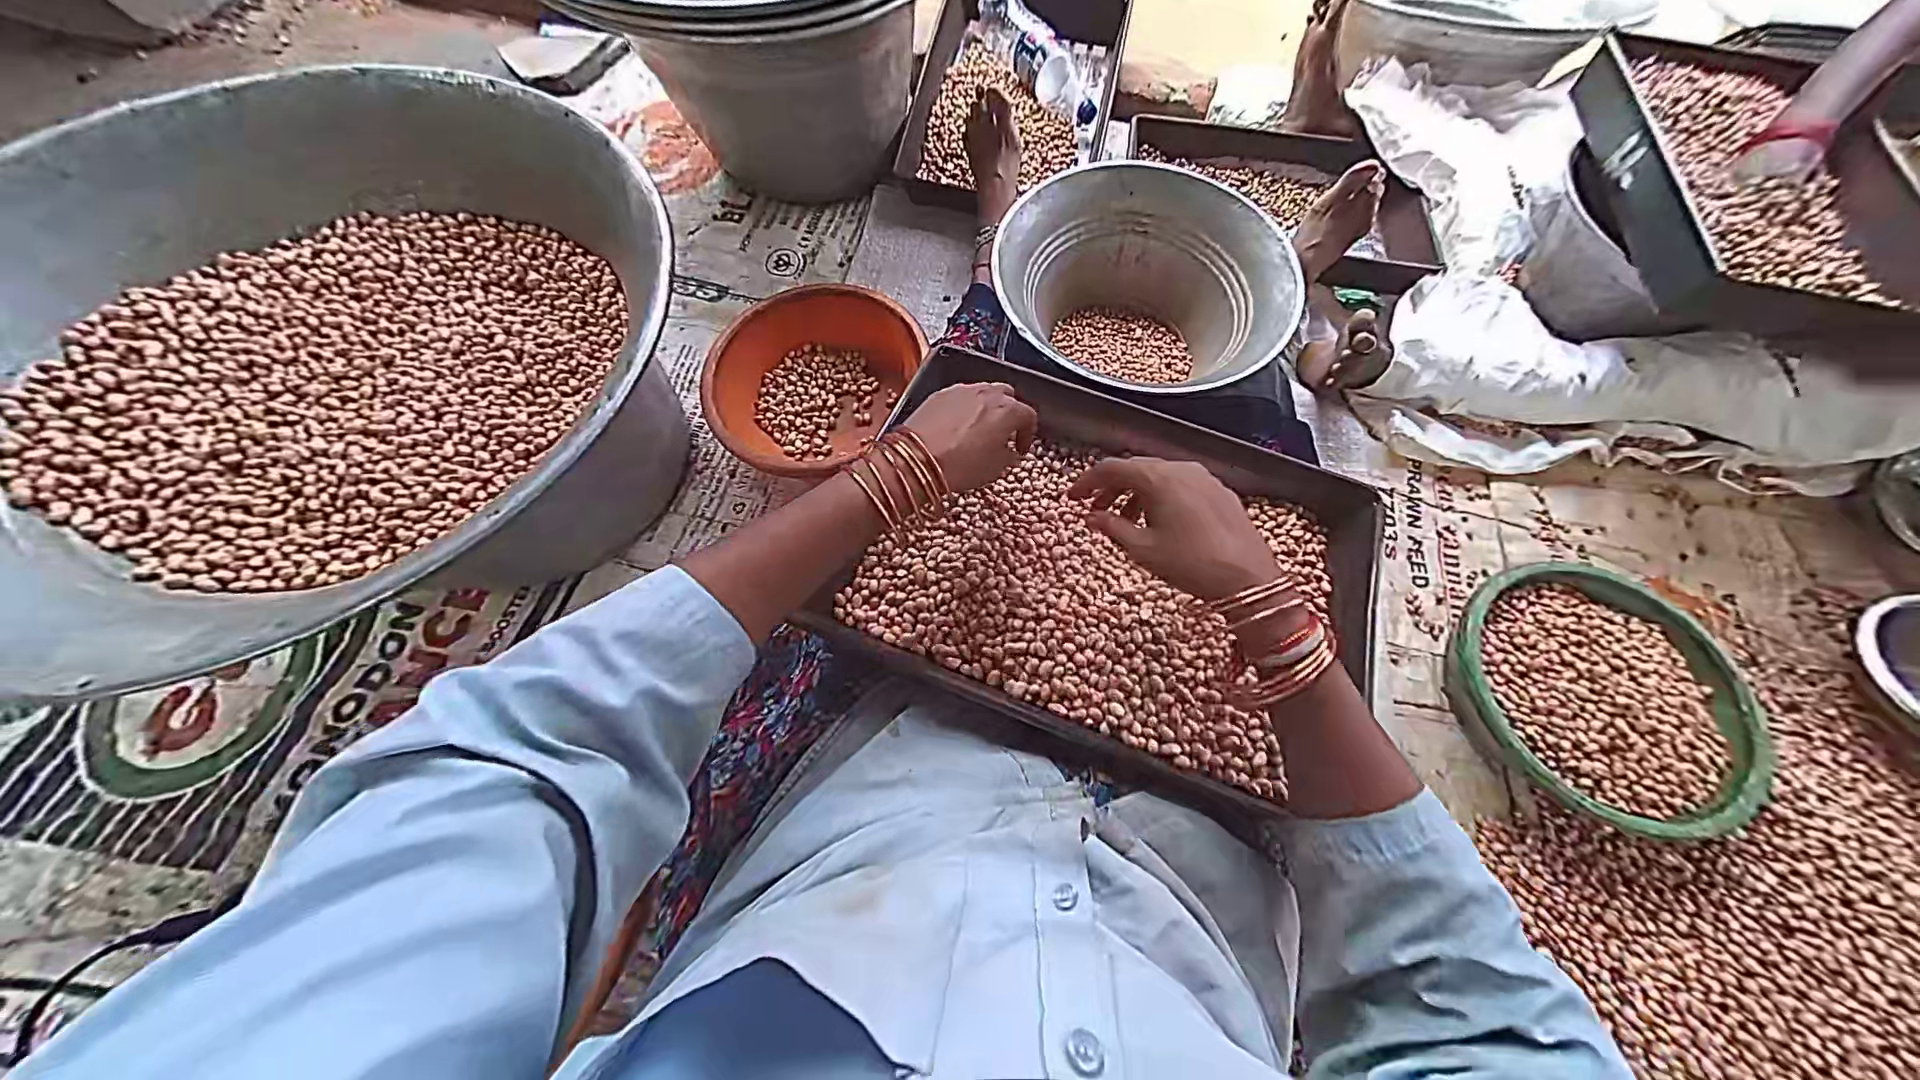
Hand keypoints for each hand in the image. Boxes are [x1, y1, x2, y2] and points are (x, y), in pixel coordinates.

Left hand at [899, 382, 1037, 492]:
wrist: (917, 460)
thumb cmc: (958, 466)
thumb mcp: (996, 469)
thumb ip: (1010, 455)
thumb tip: (1010, 451)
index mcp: (1008, 410)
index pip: (1028, 416)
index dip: (1028, 434)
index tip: (1021, 447)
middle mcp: (987, 393)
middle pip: (1008, 396)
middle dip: (1009, 413)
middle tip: (1004, 433)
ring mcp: (961, 390)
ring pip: (983, 392)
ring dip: (987, 408)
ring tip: (980, 429)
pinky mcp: (939, 394)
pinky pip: (960, 396)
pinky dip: (964, 408)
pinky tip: (957, 426)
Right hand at [1067, 457, 1281, 599]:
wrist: (1249, 578)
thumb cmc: (1191, 564)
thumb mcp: (1142, 549)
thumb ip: (1111, 528)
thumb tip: (1092, 517)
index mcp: (1158, 478)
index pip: (1111, 469)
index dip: (1086, 482)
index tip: (1072, 499)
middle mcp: (1181, 469)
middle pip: (1135, 468)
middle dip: (1110, 488)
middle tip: (1093, 509)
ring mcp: (1203, 478)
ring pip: (1158, 476)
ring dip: (1134, 494)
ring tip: (1123, 522)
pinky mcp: (1219, 491)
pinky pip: (1179, 485)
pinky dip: (1159, 497)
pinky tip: (1156, 522)